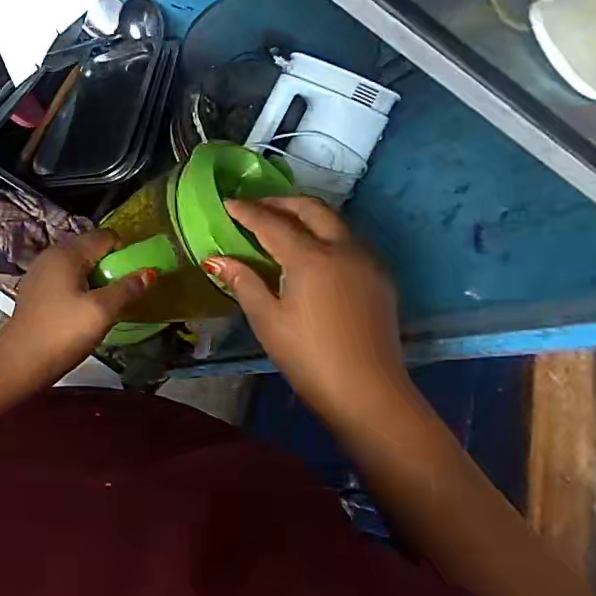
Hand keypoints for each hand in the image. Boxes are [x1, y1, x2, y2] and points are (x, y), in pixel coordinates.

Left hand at [0, 230, 153, 382]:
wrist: (20, 362)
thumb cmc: (63, 332)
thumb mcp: (102, 311)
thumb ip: (127, 289)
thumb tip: (150, 272)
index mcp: (67, 252)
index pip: (105, 236)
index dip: (125, 251)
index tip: (134, 276)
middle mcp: (51, 254)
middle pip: (90, 248)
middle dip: (111, 264)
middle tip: (124, 290)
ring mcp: (40, 272)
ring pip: (77, 264)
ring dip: (96, 277)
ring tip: (107, 302)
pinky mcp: (35, 290)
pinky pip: (65, 278)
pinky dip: (79, 286)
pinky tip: (84, 309)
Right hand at [203, 197, 407, 415]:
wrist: (368, 393)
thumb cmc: (309, 357)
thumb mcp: (267, 320)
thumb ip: (243, 282)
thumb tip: (216, 259)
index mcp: (311, 257)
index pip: (273, 223)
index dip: (247, 212)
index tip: (228, 203)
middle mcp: (342, 248)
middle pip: (311, 209)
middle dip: (281, 202)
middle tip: (256, 207)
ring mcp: (367, 261)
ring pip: (334, 222)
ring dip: (306, 215)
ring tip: (282, 224)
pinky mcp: (380, 278)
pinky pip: (349, 241)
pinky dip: (326, 234)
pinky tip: (312, 251)